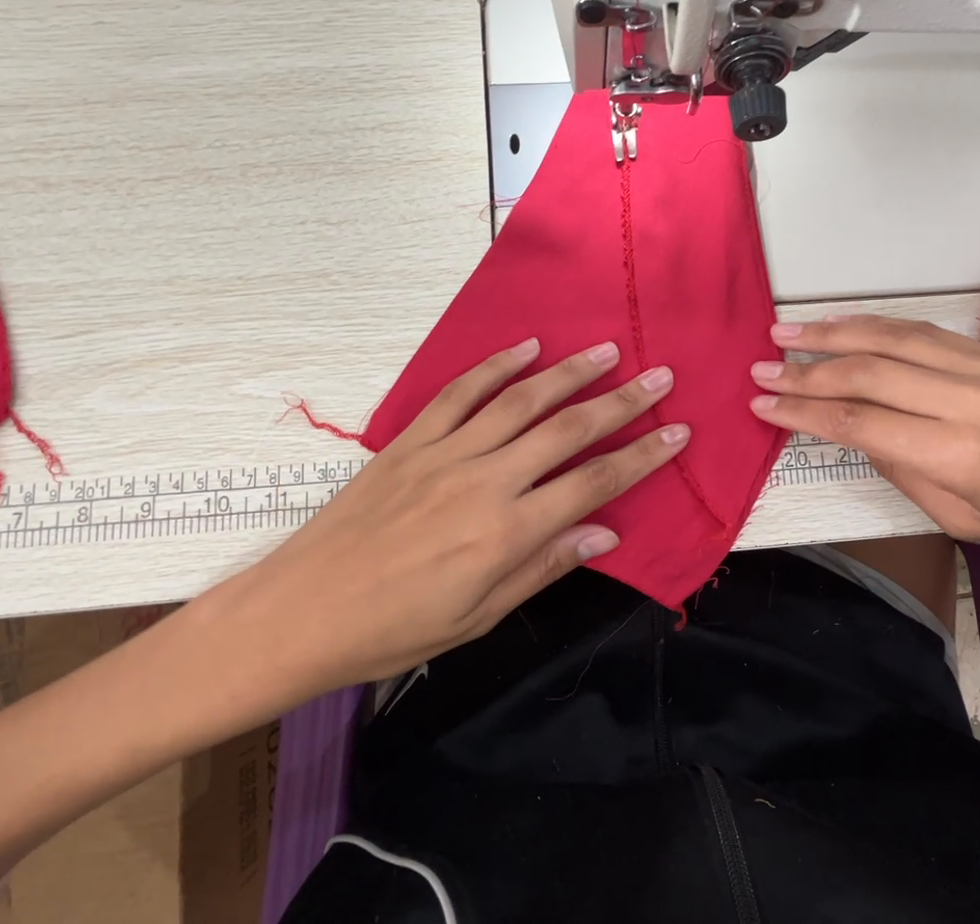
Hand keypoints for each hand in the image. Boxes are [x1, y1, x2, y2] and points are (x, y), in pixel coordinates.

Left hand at [216, 337, 687, 691]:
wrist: (301, 612)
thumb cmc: (394, 630)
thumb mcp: (479, 618)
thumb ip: (544, 567)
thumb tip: (604, 534)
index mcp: (508, 533)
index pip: (594, 484)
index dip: (642, 458)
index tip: (678, 435)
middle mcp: (485, 482)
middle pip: (568, 431)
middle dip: (621, 403)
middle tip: (660, 377)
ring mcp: (444, 455)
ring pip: (521, 401)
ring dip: (569, 373)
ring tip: (607, 352)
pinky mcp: (409, 442)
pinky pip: (459, 394)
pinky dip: (494, 367)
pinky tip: (525, 349)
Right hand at [747, 316, 979, 564]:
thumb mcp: (965, 521)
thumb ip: (905, 472)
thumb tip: (860, 433)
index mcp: (960, 456)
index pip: (860, 421)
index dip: (804, 410)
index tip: (762, 403)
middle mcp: (972, 401)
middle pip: (870, 371)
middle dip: (807, 368)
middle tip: (761, 366)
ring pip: (896, 339)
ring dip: (836, 332)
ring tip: (789, 331)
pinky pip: (928, 333)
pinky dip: (880, 328)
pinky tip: (848, 327)